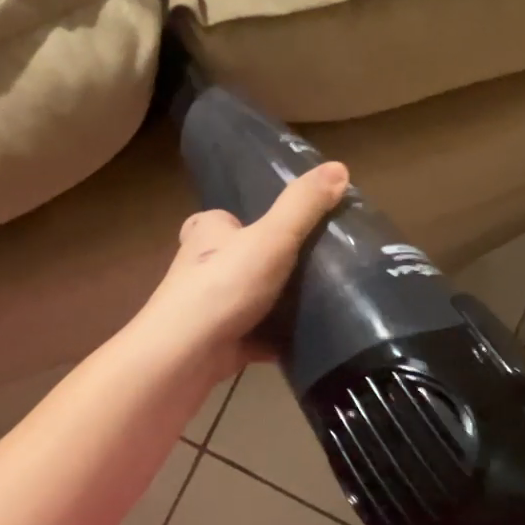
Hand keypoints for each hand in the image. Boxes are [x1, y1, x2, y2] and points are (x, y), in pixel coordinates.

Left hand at [129, 162, 348, 378]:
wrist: (184, 356)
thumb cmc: (222, 286)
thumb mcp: (271, 237)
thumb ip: (303, 205)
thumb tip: (340, 167)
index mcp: (207, 234)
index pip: (223, 220)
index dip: (248, 221)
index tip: (285, 228)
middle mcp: (202, 270)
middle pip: (240, 262)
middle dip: (271, 266)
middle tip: (317, 267)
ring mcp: (210, 312)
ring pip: (249, 302)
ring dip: (276, 305)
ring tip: (322, 302)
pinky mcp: (220, 348)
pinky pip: (256, 340)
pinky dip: (278, 342)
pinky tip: (308, 342)